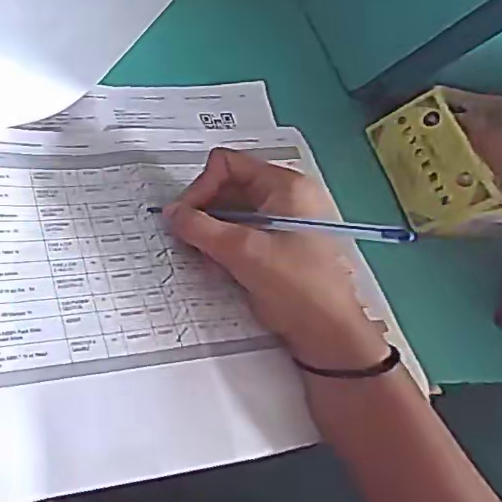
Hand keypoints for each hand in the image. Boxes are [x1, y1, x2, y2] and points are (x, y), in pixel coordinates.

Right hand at [164, 148, 389, 370]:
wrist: (331, 337)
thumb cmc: (297, 287)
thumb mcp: (242, 252)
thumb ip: (200, 228)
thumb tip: (170, 213)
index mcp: (285, 185)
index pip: (227, 164)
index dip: (201, 187)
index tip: (187, 218)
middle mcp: (284, 196)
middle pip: (226, 187)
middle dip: (204, 214)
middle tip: (193, 241)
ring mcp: (282, 220)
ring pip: (229, 213)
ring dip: (212, 234)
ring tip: (210, 261)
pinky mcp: (277, 244)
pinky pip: (239, 233)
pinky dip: (224, 247)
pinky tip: (222, 269)